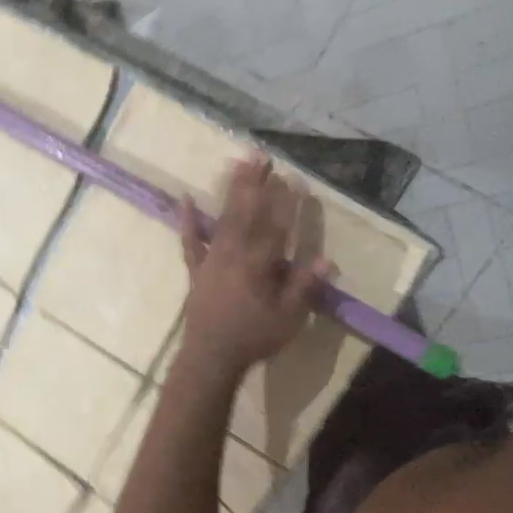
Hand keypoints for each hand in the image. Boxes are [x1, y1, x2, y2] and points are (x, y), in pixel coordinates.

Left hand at [174, 157, 334, 373]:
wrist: (210, 357)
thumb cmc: (253, 338)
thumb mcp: (288, 318)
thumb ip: (304, 287)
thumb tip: (327, 261)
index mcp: (259, 264)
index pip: (277, 226)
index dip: (287, 202)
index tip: (295, 179)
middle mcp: (234, 254)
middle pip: (247, 212)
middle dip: (256, 183)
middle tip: (262, 156)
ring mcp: (212, 259)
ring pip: (223, 218)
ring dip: (232, 190)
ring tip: (238, 163)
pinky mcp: (196, 269)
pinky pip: (190, 240)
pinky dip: (187, 220)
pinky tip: (184, 198)